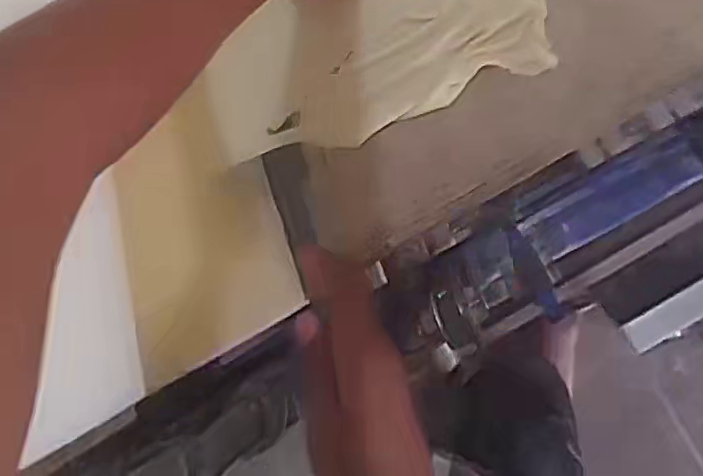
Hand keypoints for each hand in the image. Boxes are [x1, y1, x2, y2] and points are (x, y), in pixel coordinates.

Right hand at [294, 247, 432, 475]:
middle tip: (309, 259)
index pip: (349, 291)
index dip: (328, 264)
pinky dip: (353, 311)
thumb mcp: (323, 424)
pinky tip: (337, 317)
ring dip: (344, 290)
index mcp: (365, 354)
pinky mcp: (395, 374)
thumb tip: (307, 321)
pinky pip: (372, 326)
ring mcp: (394, 361)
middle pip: (362, 294)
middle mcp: (386, 349)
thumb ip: (316, 368)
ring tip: (318, 279)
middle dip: (335, 272)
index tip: (307, 249)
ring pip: (368, 308)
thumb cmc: (357, 465)